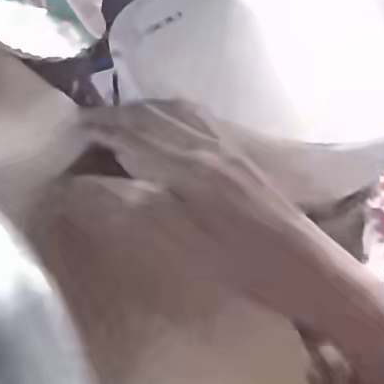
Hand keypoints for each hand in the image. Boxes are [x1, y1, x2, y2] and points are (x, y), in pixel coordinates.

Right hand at [77, 101, 383, 383]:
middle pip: (145, 115)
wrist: (314, 273)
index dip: (95, 129)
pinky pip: (192, 115)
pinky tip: (159, 122)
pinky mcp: (238, 151)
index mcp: (185, 166)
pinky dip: (164, 111)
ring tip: (113, 120)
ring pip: (169, 109)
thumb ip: (129, 204)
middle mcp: (203, 144)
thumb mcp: (177, 241)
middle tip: (82, 127)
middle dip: (109, 116)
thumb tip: (83, 182)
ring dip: (135, 109)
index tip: (68, 131)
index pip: (128, 133)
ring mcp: (224, 144)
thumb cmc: (242, 267)